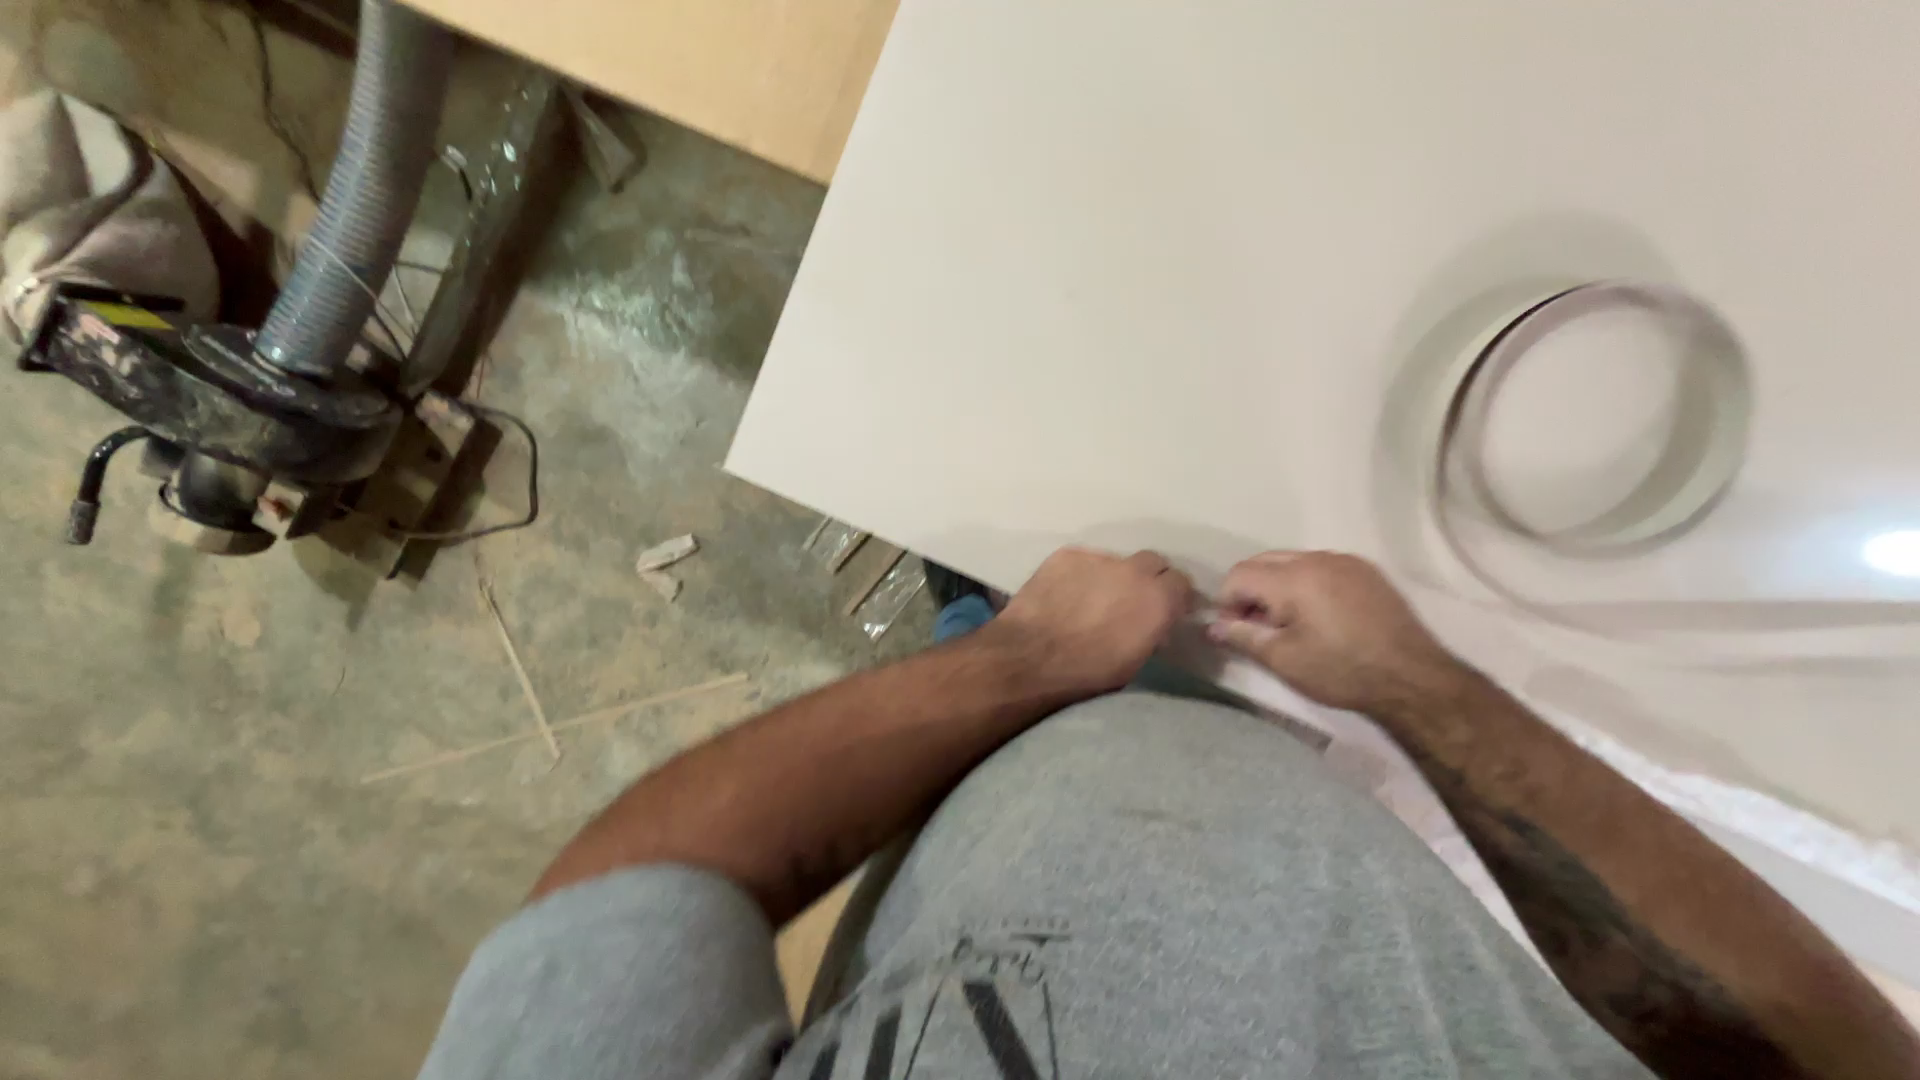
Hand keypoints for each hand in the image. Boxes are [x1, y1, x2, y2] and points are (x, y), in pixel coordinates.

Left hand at [982, 547, 1192, 698]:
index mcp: (1159, 599)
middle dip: (1148, 578)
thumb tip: (1154, 623)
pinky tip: (1066, 594)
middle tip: (1132, 600)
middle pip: (1153, 562)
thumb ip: (1152, 632)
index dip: (1174, 596)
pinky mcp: (1066, 555)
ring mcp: (1099, 558)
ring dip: (1112, 576)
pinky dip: (1080, 575)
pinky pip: (1083, 561)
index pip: (1182, 582)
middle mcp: (1134, 571)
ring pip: (1115, 561)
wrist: (1031, 657)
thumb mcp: (1135, 661)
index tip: (1166, 608)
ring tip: (1092, 598)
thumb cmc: (1088, 672)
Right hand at [1206, 551, 1469, 713]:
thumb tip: (1213, 627)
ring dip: (1277, 586)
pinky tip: (1317, 615)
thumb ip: (1242, 636)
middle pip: (1263, 562)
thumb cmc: (1341, 671)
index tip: (1235, 630)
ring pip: (1292, 561)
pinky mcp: (1366, 571)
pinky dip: (1306, 583)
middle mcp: (1317, 558)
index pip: (1239, 574)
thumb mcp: (1283, 659)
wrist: (1413, 679)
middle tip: (1257, 626)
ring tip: (1288, 622)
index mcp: (1293, 578)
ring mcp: (1345, 561)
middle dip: (1250, 591)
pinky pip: (1321, 566)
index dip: (1227, 602)